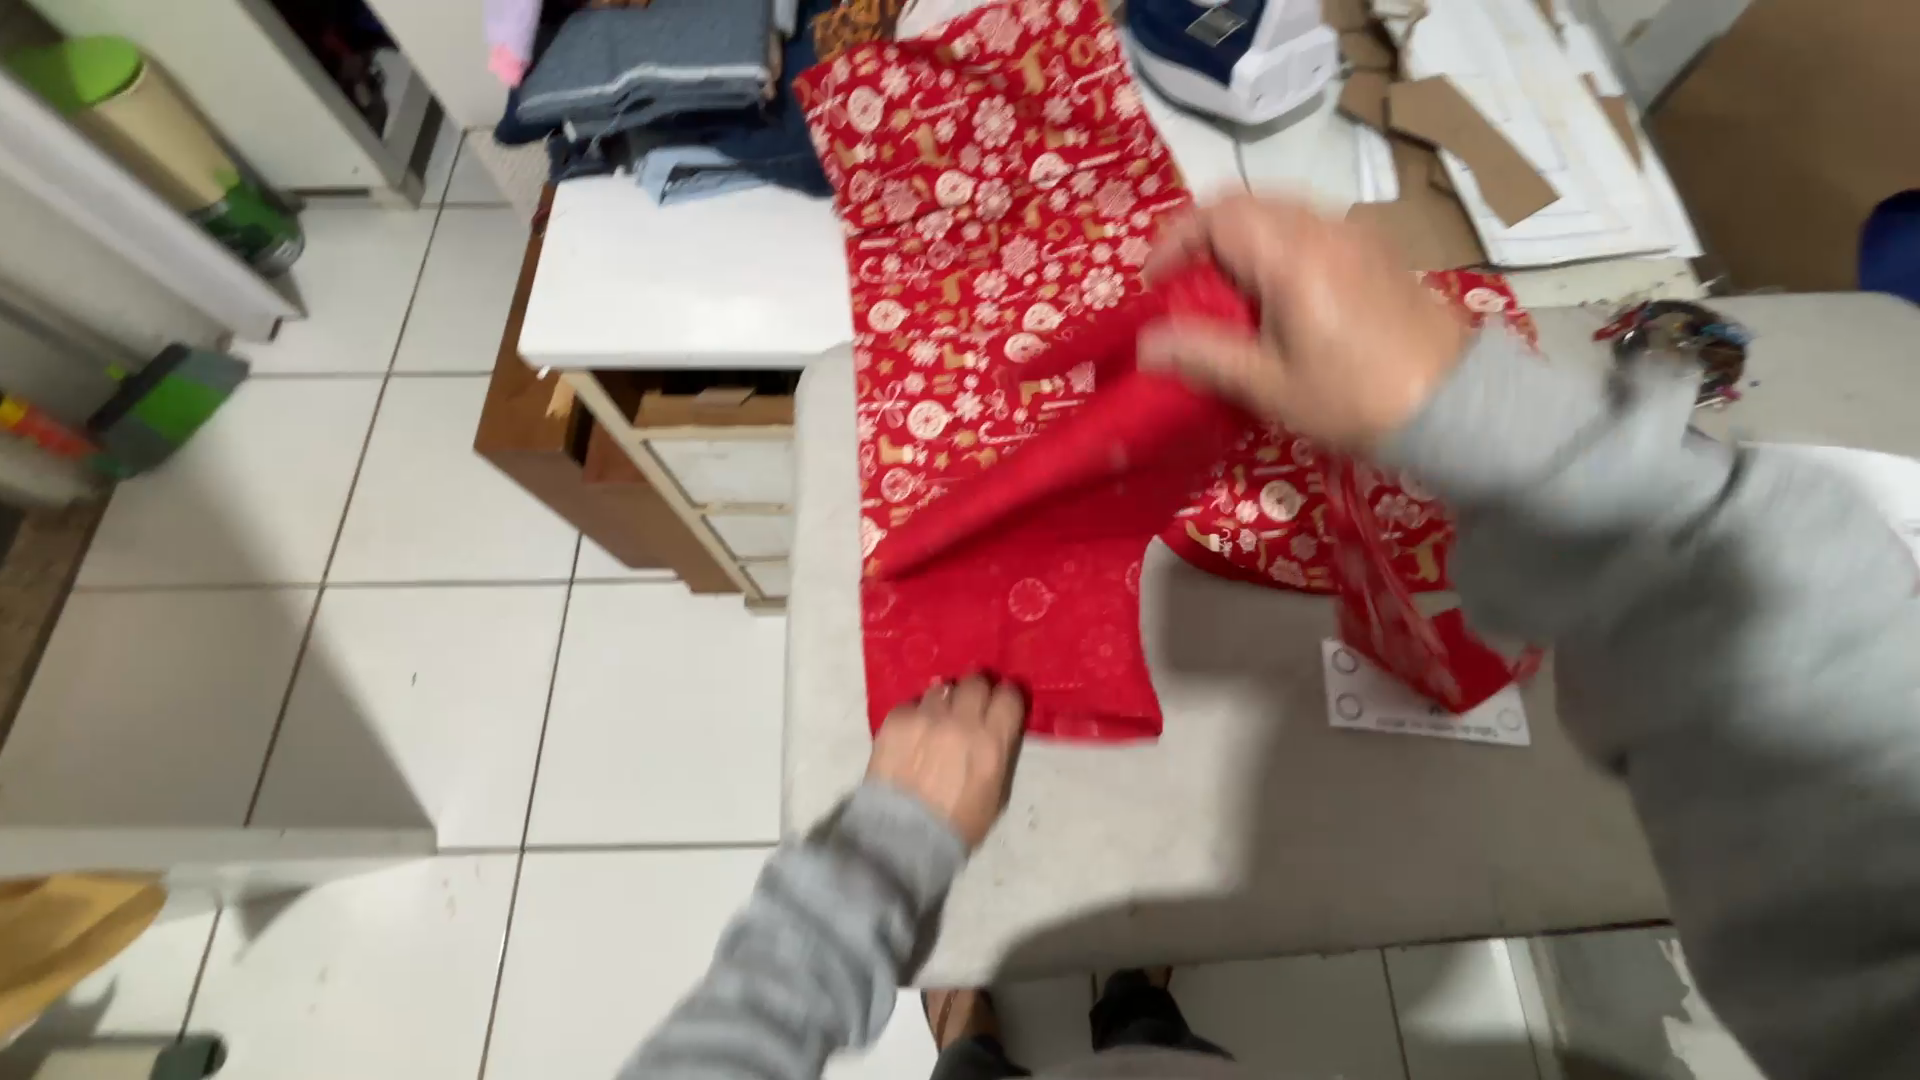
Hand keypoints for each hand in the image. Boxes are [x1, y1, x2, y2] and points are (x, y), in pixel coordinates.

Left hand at [868, 675, 1026, 849]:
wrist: (901, 837)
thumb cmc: (957, 825)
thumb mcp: (997, 794)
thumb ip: (1000, 752)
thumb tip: (997, 728)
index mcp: (991, 741)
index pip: (1009, 695)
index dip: (1007, 698)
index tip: (1001, 705)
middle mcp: (960, 720)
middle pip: (976, 681)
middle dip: (977, 691)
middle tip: (971, 706)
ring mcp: (925, 717)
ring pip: (943, 688)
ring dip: (945, 701)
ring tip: (938, 721)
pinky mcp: (896, 719)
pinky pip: (912, 703)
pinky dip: (916, 714)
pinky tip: (912, 735)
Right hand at [1138, 193, 1469, 453]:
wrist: (1450, 405)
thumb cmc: (1350, 398)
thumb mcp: (1266, 385)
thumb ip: (1202, 355)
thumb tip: (1145, 344)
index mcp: (1293, 256)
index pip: (1218, 214)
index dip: (1174, 240)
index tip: (1153, 283)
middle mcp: (1324, 228)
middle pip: (1246, 203)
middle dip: (1201, 238)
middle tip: (1181, 286)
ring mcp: (1353, 233)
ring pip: (1277, 211)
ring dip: (1237, 241)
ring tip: (1221, 292)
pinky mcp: (1372, 248)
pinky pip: (1307, 226)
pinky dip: (1271, 246)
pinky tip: (1271, 294)